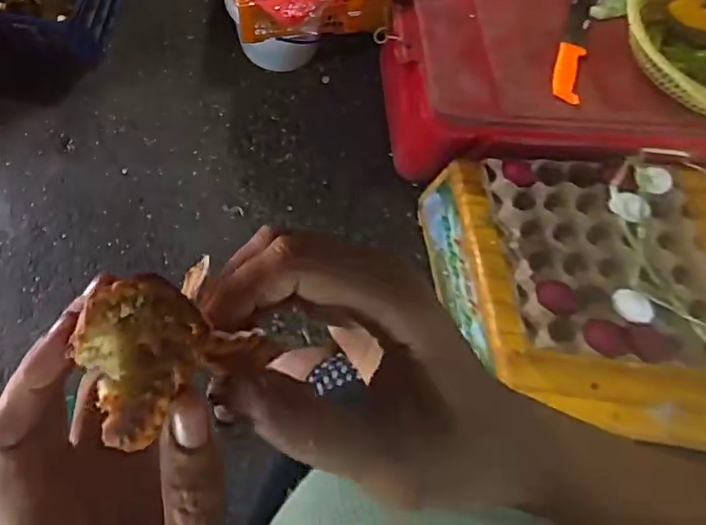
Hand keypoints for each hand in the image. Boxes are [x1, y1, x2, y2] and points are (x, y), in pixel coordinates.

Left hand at [0, 280, 223, 523]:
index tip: (72, 330)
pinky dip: (153, 372)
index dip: (32, 376)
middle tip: (112, 290)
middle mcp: (59, 485)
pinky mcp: (135, 466)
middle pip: (47, 399)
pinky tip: (175, 342)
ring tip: (146, 301)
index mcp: (39, 515)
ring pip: (93, 396)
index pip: (6, 437)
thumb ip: (185, 492)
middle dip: (76, 339)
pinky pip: (136, 408)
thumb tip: (190, 400)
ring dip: (117, 346)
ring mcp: (98, 473)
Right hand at [201, 229, 560, 512]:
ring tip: (217, 337)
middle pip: (282, 245)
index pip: (295, 260)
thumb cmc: (453, 452)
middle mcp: (372, 265)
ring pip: (282, 251)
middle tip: (201, 337)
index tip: (207, 335)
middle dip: (234, 284)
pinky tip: (246, 333)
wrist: (504, 441)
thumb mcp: (383, 460)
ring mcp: (365, 270)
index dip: (242, 288)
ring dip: (243, 286)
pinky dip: (261, 294)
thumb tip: (227, 386)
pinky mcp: (355, 284)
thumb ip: (305, 426)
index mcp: (387, 293)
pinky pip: (294, 271)